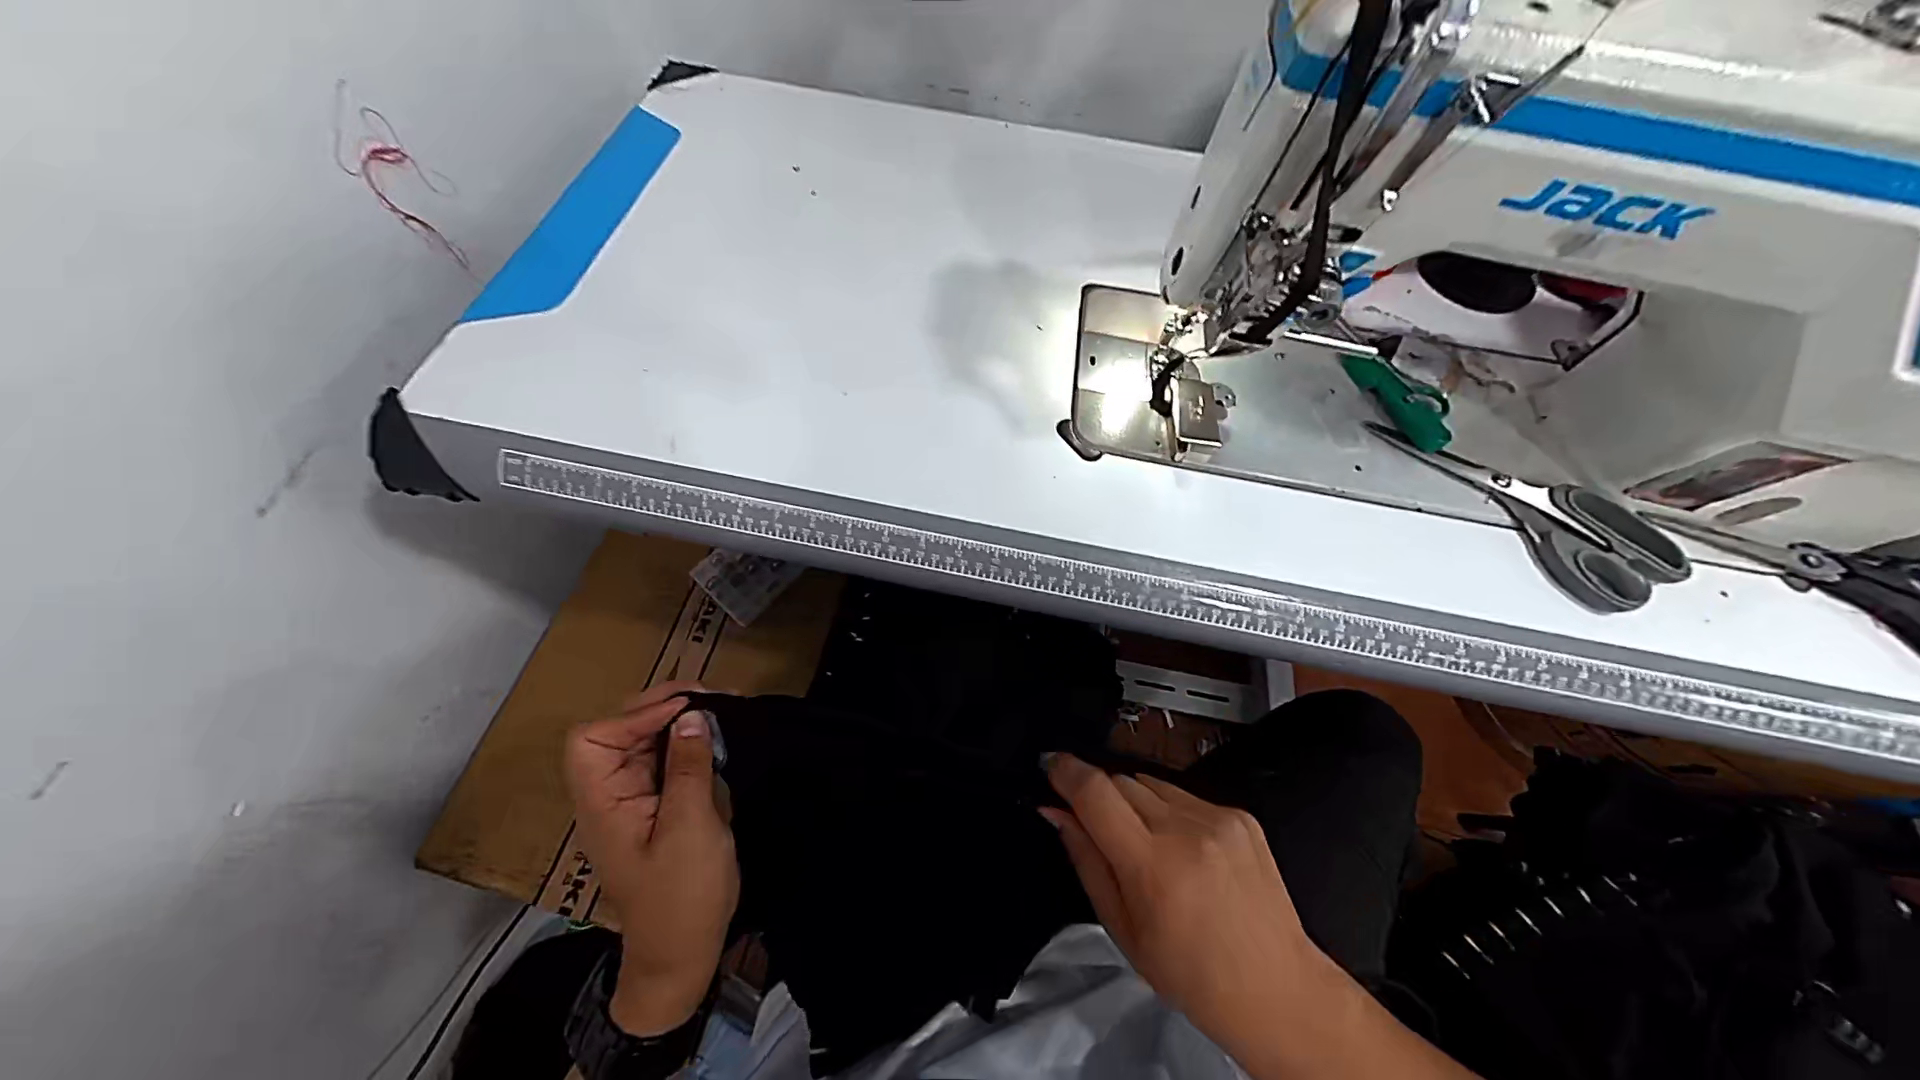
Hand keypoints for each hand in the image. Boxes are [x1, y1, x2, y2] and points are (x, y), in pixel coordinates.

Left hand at [565, 681, 736, 1035]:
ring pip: (646, 741)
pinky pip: (667, 760)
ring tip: (719, 705)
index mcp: (603, 803)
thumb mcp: (691, 828)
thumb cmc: (682, 896)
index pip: (593, 739)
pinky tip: (716, 733)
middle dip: (661, 707)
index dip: (634, 716)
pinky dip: (690, 741)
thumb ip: (689, 767)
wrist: (684, 952)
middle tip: (710, 695)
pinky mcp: (660, 806)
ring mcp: (636, 800)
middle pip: (619, 732)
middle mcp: (612, 794)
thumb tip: (693, 714)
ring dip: (680, 719)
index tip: (684, 710)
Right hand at [1041, 755, 1477, 1079]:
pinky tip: (1184, 850)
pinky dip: (1171, 812)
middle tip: (1104, 834)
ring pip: (1151, 782)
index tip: (1051, 765)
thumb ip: (1085, 859)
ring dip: (1136, 803)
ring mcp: (1219, 819)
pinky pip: (1184, 793)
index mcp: (1153, 865)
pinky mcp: (1240, 815)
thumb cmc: (1193, 975)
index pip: (1095, 791)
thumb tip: (1056, 811)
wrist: (1278, 989)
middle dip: (1102, 797)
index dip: (1065, 771)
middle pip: (1120, 780)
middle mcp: (1187, 831)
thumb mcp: (1122, 929)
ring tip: (1151, 849)